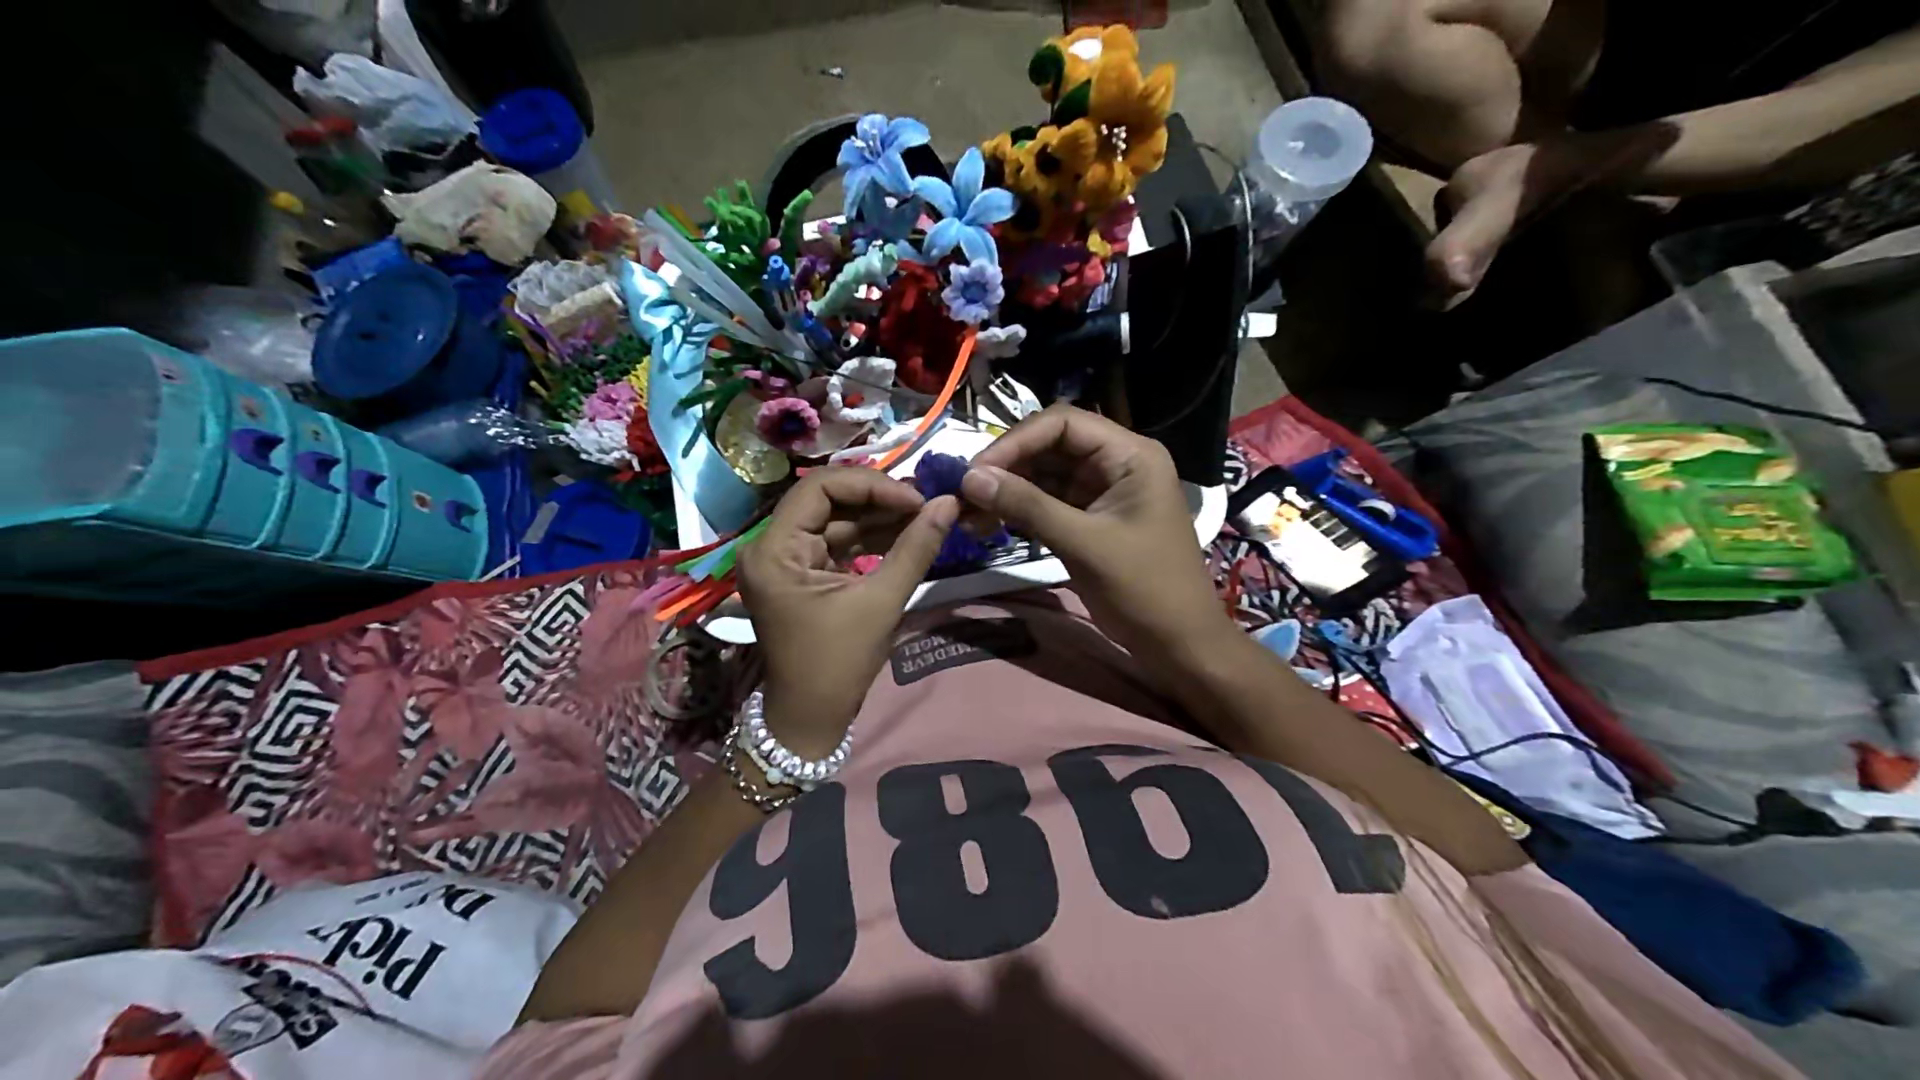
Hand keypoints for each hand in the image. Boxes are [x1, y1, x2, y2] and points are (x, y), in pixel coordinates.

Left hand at [737, 468, 957, 754]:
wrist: (811, 716)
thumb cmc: (839, 663)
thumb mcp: (882, 601)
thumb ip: (916, 548)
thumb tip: (949, 503)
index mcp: (774, 550)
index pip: (820, 488)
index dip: (871, 486)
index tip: (915, 499)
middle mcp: (769, 545)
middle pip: (826, 500)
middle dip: (878, 499)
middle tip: (925, 503)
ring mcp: (782, 559)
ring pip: (834, 519)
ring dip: (877, 516)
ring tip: (923, 514)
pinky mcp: (799, 572)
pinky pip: (835, 541)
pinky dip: (868, 537)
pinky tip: (905, 532)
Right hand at [959, 404, 1234, 685]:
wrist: (1178, 643)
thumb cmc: (1145, 588)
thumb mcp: (1084, 543)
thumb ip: (1028, 506)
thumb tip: (970, 478)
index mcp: (1130, 455)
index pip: (1062, 423)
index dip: (1016, 441)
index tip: (976, 470)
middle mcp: (1115, 463)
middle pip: (1049, 446)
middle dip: (1006, 467)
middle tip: (964, 494)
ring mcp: (1101, 491)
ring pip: (1043, 475)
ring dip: (1006, 490)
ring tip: (968, 512)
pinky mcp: (1088, 518)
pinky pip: (1046, 502)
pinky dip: (1017, 511)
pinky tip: (986, 524)